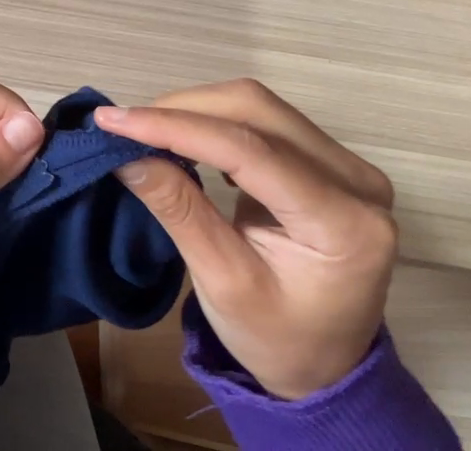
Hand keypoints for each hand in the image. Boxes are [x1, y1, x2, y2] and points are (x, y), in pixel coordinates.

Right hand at [94, 79, 397, 400]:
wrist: (325, 365)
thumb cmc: (276, 335)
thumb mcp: (222, 282)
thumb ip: (179, 211)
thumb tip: (124, 154)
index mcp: (344, 224)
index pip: (250, 151)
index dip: (176, 127)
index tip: (112, 121)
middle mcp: (358, 183)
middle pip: (257, 111)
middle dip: (182, 110)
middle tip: (125, 127)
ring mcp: (347, 168)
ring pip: (257, 105)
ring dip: (193, 109)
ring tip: (146, 132)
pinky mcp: (327, 162)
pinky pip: (262, 119)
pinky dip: (211, 119)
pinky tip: (182, 139)